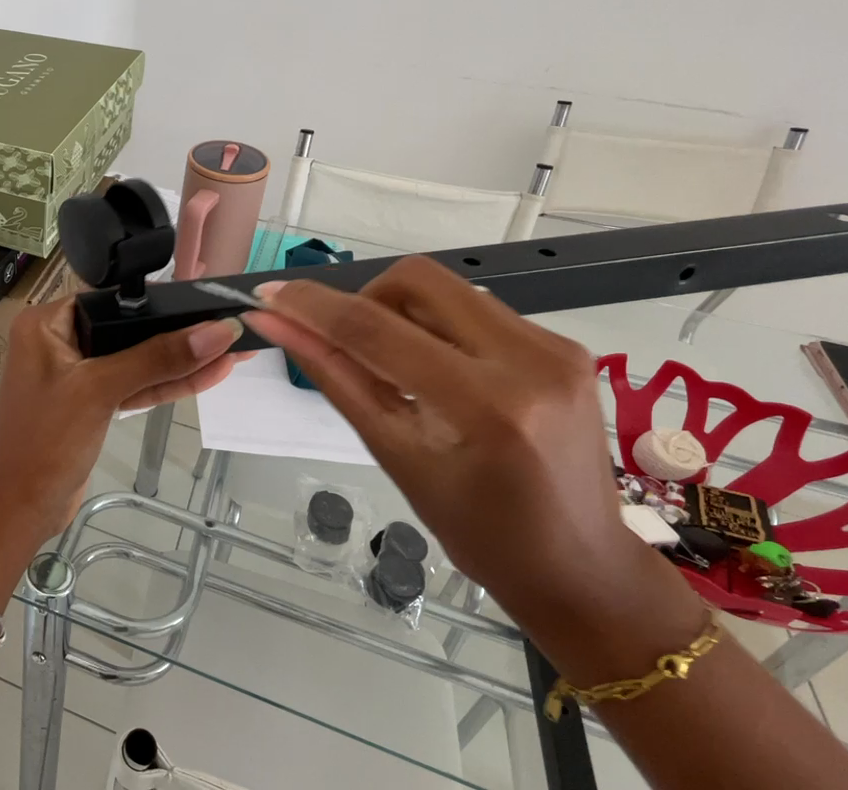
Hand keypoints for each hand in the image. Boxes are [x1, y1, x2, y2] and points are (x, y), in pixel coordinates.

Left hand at [0, 299, 246, 537]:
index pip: (108, 300)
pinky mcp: (89, 404)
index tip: (206, 299)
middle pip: (125, 330)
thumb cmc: (46, 442)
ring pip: (133, 360)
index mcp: (44, 324)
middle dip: (176, 333)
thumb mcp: (99, 391)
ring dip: (179, 360)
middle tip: (230, 326)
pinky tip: (208, 375)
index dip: (155, 301)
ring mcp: (74, 376)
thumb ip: (157, 359)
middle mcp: (56, 342)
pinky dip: (165, 384)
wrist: (19, 509)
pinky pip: (132, 386)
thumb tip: (216, 331)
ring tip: (234, 350)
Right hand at [242, 256, 651, 626]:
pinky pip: (477, 310)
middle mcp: (529, 361)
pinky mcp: (565, 346)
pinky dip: (437, 329)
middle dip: (364, 300)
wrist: (579, 566)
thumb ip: (334, 376)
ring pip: (447, 290)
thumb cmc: (476, 531)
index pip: (376, 330)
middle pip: (416, 281)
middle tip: (347, 345)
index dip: (312, 307)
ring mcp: (555, 348)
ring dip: (400, 314)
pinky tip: (439, 377)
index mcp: (485, 406)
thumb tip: (274, 324)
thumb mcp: (394, 455)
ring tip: (397, 370)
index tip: (268, 296)